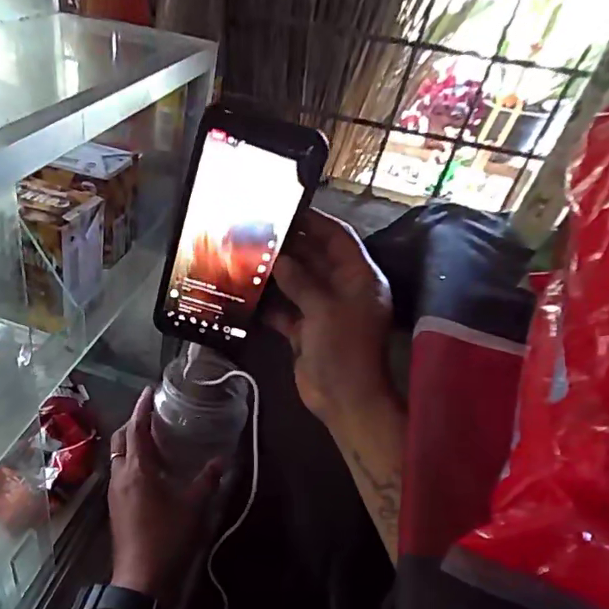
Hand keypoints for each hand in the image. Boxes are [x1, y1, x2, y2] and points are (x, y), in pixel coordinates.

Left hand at [107, 387, 220, 597]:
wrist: (142, 578)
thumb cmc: (169, 537)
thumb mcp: (195, 506)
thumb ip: (208, 480)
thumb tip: (222, 461)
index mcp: (137, 469)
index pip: (136, 429)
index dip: (142, 408)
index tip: (150, 391)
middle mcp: (120, 476)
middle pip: (121, 439)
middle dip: (134, 423)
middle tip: (154, 415)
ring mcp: (115, 493)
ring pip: (119, 457)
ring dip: (132, 443)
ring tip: (154, 439)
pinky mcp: (117, 508)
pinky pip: (121, 473)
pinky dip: (133, 461)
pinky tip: (152, 470)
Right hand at [266, 209, 394, 425]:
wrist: (344, 401)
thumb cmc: (344, 350)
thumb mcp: (324, 309)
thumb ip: (301, 281)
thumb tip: (279, 259)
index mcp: (360, 279)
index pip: (339, 239)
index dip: (316, 222)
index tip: (287, 207)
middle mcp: (345, 291)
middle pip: (317, 258)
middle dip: (291, 245)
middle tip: (258, 228)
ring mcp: (326, 311)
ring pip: (300, 283)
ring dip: (277, 273)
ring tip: (247, 253)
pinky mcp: (309, 331)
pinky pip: (288, 309)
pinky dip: (271, 303)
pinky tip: (247, 291)